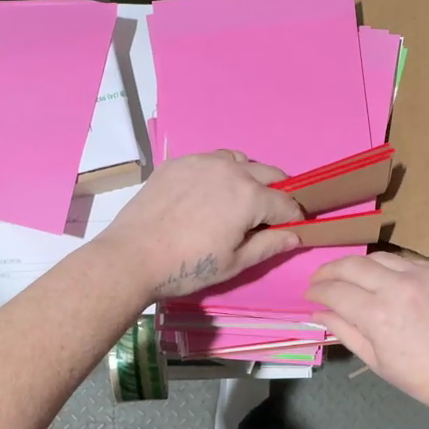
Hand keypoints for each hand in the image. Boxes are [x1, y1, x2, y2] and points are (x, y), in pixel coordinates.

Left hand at [98, 151, 303, 298]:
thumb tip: (295, 236)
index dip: (294, 218)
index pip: (286, 203)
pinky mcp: (177, 163)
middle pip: (268, 174)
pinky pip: (209, 161)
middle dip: (276, 193)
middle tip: (270, 216)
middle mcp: (230, 169)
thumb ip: (268, 246)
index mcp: (249, 196)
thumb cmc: (187, 267)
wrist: (133, 256)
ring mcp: (201, 161)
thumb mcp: (234, 263)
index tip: (294, 228)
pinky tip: (207, 195)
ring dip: (248, 178)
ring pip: (238, 161)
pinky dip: (219, 173)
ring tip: (238, 202)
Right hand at [306, 252, 428, 419]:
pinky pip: (407, 262)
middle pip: (353, 265)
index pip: (336, 291)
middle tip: (320, 278)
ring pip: (380, 258)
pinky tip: (382, 279)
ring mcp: (425, 275)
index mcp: (378, 314)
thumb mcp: (375, 360)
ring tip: (347, 275)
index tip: (309, 294)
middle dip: (331, 270)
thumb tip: (319, 312)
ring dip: (358, 265)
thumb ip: (344, 331)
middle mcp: (399, 286)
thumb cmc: (421, 378)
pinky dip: (388, 268)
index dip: (317, 290)